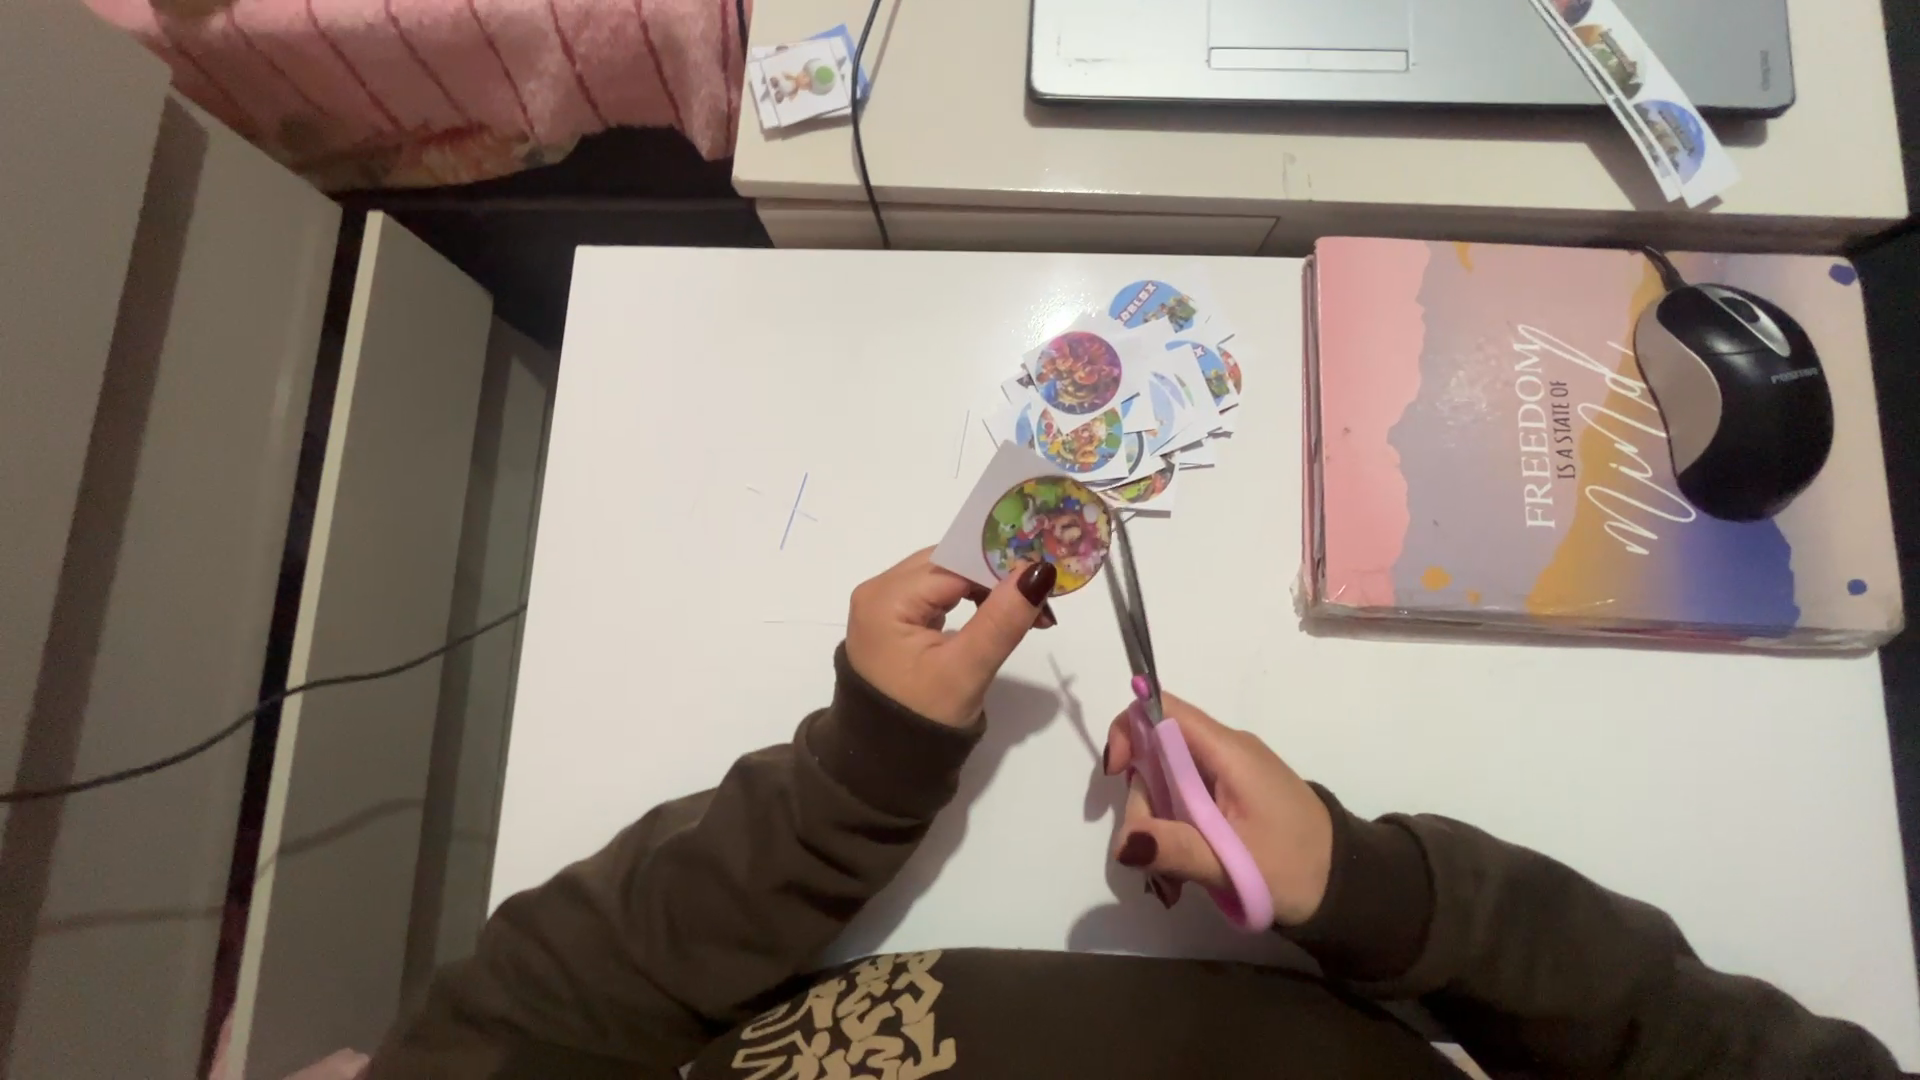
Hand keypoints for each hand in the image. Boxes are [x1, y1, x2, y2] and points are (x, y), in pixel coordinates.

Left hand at [845, 548, 1055, 727]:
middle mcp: (878, 591)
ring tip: (1028, 611)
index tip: (1045, 584)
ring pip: (946, 577)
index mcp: (886, 598)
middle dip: (997, 577)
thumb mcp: (966, 670)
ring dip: (988, 588)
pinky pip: (937, 594)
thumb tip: (1039, 570)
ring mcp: (883, 605)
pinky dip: (970, 599)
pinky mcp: (893, 619)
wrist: (885, 764)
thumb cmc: (923, 719)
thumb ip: (1002, 619)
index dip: (1001, 568)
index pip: (954, 564)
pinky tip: (997, 614)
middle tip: (1043, 601)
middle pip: (949, 564)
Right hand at [1104, 694, 1332, 925]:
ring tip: (1169, 881)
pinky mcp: (1228, 795)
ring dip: (1156, 827)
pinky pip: (1183, 800)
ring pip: (1166, 783)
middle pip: (1156, 755)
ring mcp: (1225, 774)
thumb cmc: (1297, 867)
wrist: (1351, 887)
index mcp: (1226, 751)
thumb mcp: (1233, 863)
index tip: (1117, 773)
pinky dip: (1173, 832)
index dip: (1129, 729)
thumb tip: (1123, 843)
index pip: (1162, 708)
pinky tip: (1179, 873)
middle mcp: (1222, 752)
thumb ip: (1176, 849)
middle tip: (1149, 857)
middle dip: (1143, 803)